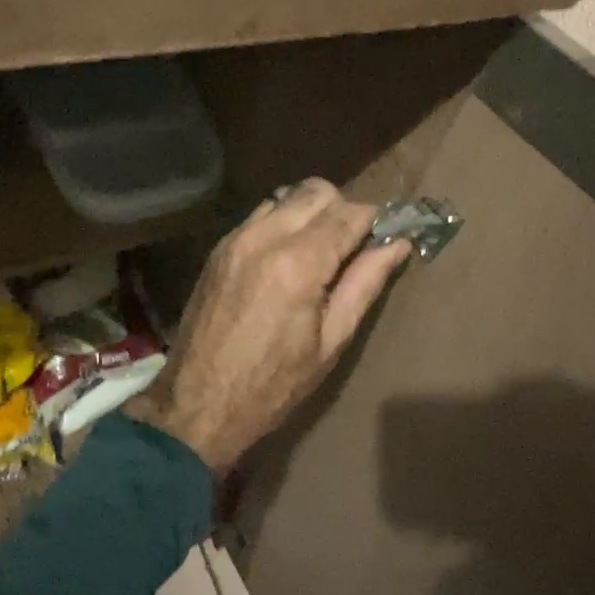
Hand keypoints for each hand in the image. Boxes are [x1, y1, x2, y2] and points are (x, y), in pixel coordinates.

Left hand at [126, 178, 411, 474]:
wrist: (197, 403)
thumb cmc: (272, 384)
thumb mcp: (330, 342)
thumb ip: (364, 284)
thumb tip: (397, 244)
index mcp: (297, 263)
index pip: (348, 213)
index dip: (376, 219)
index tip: (389, 234)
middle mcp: (264, 237)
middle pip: (316, 191)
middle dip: (343, 209)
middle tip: (355, 245)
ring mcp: (235, 238)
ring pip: (286, 196)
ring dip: (310, 212)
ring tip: (321, 251)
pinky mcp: (218, 247)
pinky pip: (260, 214)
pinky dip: (282, 222)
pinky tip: (288, 257)